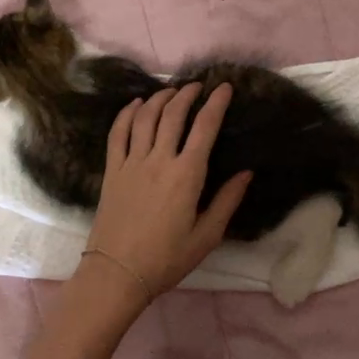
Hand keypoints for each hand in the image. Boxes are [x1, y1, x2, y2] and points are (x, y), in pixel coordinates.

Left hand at [83, 83, 250, 303]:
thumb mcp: (206, 236)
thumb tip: (247, 172)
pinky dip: (126, 113)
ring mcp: (131, 163)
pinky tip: (135, 104)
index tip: (224, 87)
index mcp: (187, 175)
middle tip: (197, 86)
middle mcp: (159, 160)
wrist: (117, 273)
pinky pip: (117, 133)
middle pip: (173, 114)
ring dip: (159, 98)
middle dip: (187, 94)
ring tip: (170, 91)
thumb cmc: (166, 259)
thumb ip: (227, 201)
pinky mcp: (112, 170)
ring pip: (145, 117)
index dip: (216, 103)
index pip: (205, 127)